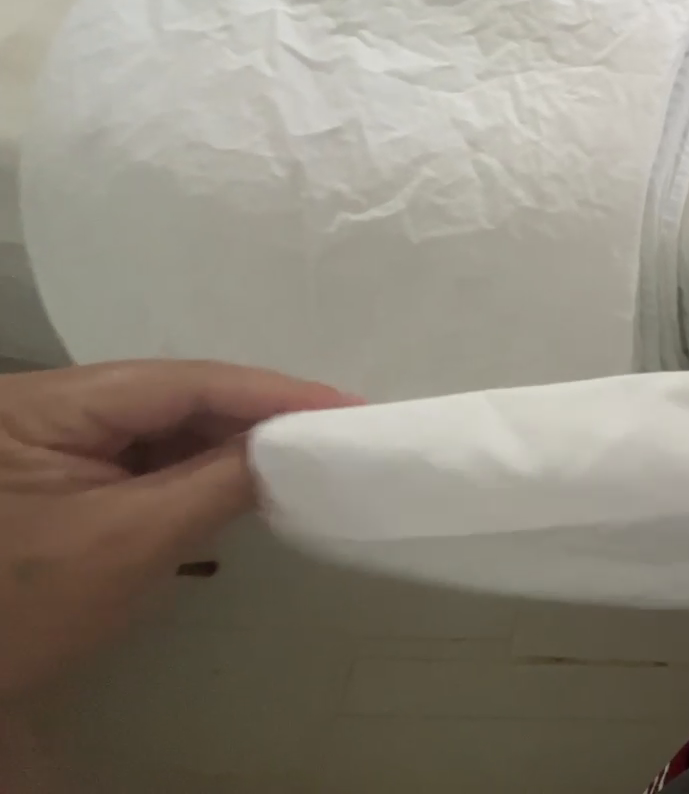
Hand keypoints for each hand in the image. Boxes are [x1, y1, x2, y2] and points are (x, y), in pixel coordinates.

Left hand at [0, 361, 354, 701]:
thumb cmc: (19, 612)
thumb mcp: (135, 539)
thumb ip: (230, 476)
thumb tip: (311, 442)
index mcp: (30, 407)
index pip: (180, 382)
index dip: (273, 392)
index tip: (350, 407)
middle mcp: (32, 408)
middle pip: (174, 397)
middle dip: (257, 417)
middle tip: (336, 431)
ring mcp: (37, 439)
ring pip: (165, 423)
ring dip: (232, 443)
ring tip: (301, 455)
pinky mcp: (50, 471)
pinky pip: (146, 450)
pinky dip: (199, 465)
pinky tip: (243, 478)